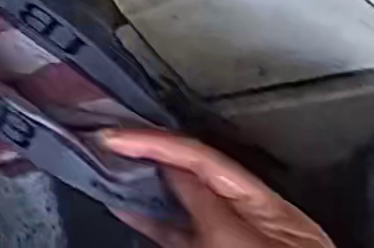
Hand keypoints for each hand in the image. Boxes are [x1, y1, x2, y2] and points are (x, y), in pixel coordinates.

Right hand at [100, 129, 333, 247]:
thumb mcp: (235, 241)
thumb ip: (200, 199)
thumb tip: (167, 166)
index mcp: (269, 208)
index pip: (203, 157)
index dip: (154, 141)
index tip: (112, 136)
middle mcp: (252, 220)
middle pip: (191, 174)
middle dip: (147, 157)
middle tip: (104, 144)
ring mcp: (234, 243)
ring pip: (180, 202)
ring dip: (143, 185)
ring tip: (104, 170)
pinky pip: (177, 231)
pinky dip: (150, 218)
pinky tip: (122, 208)